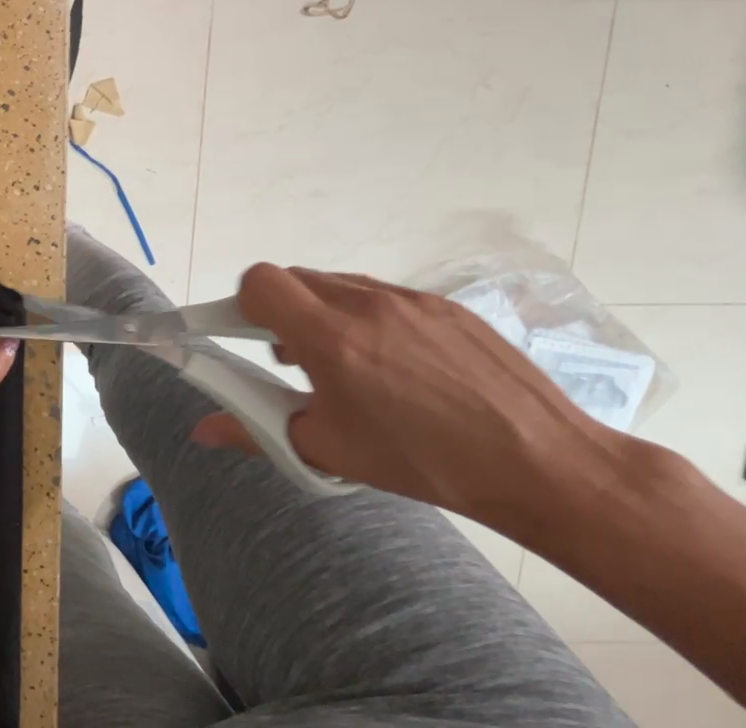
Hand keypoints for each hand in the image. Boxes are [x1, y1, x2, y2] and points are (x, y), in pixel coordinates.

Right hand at [195, 264, 622, 520]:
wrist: (544, 466)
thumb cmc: (423, 462)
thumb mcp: (328, 450)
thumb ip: (253, 431)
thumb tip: (201, 433)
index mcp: (330, 338)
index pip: (259, 282)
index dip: (242, 304)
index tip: (249, 337)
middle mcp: (366, 305)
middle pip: (294, 278)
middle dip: (279, 309)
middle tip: (294, 358)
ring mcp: (412, 300)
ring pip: (339, 284)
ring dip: (322, 311)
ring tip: (347, 363)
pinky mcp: (448, 306)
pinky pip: (384, 295)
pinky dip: (368, 318)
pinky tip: (396, 366)